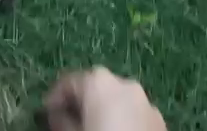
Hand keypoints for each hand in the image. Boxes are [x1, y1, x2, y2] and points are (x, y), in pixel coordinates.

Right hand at [42, 68, 164, 130]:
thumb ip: (60, 119)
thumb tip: (56, 113)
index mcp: (97, 81)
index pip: (67, 82)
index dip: (54, 98)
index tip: (46, 113)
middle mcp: (122, 83)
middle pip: (94, 88)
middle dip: (81, 104)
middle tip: (69, 121)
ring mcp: (145, 101)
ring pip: (115, 100)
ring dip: (103, 112)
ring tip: (94, 128)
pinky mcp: (160, 121)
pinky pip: (133, 114)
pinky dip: (122, 121)